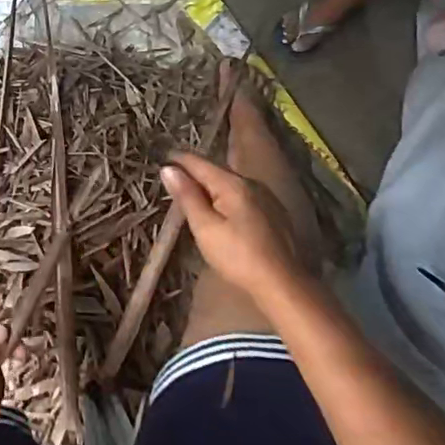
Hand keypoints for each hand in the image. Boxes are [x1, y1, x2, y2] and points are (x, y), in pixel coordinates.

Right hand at [162, 151, 308, 304]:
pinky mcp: (275, 212)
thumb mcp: (205, 228)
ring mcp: (267, 197)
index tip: (161, 159)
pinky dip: (227, 196)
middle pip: (216, 170)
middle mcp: (251, 183)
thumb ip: (187, 196)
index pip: (199, 163)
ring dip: (211, 184)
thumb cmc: (238, 256)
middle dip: (194, 171)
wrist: (283, 284)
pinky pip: (244, 195)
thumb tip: (168, 169)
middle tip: (173, 177)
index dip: (178, 159)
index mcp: (233, 183)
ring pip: (231, 182)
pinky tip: (223, 209)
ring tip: (193, 192)